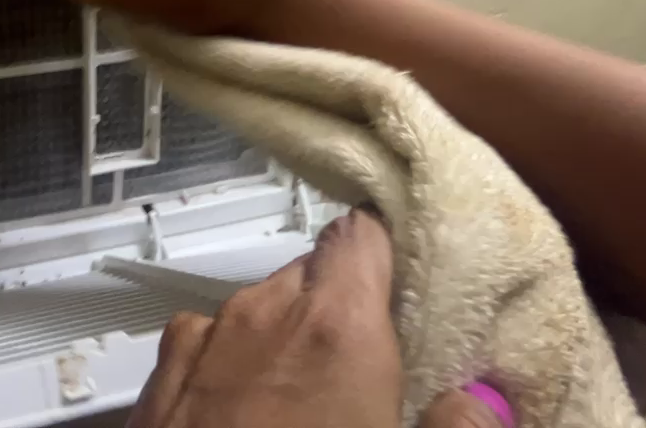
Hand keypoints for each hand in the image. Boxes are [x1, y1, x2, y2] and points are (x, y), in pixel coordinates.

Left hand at [128, 210, 504, 427]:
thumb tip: (480, 400)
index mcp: (335, 325)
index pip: (361, 235)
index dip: (388, 248)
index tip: (414, 274)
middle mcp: (264, 309)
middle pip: (316, 274)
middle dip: (350, 308)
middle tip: (384, 366)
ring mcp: (205, 333)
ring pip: (266, 308)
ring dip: (296, 338)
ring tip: (323, 406)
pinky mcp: (165, 367)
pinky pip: (218, 341)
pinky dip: (244, 361)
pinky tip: (255, 419)